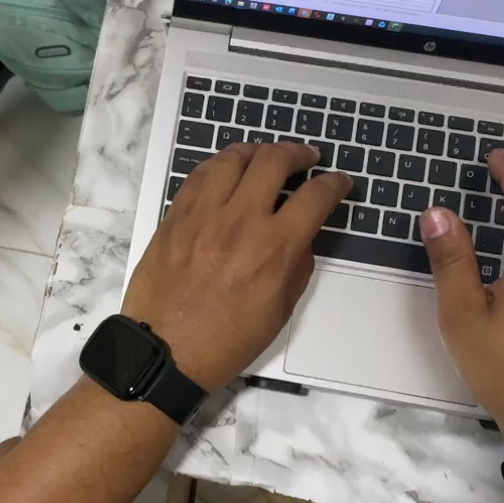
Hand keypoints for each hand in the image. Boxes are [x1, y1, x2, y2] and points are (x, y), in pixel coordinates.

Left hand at [122, 141, 350, 390]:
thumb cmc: (226, 341)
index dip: (334, 183)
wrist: (164, 351)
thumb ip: (297, 264)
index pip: (315, 196)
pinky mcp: (174, 217)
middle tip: (306, 158)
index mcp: (273, 248)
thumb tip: (302, 234)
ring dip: (256, 151)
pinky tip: (227, 171)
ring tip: (265, 156)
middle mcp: (239, 221)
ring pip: (232, 158)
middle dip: (298, 153)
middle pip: (273, 161)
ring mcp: (202, 215)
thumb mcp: (280, 310)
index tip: (338, 181)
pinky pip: (198, 175)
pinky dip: (219, 166)